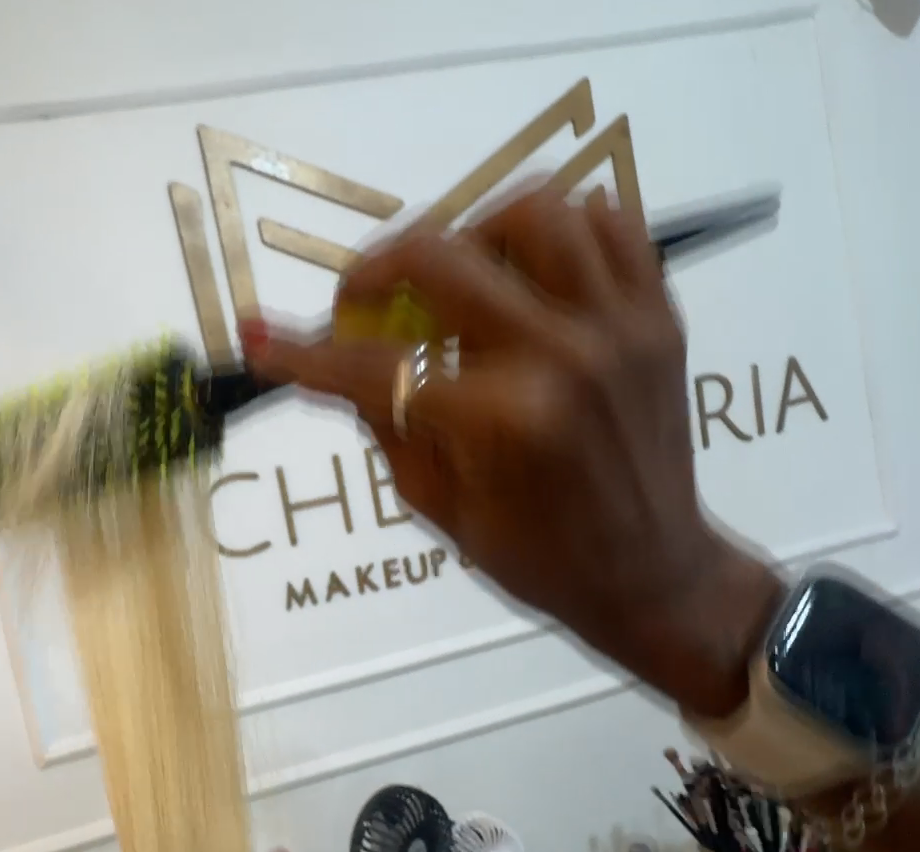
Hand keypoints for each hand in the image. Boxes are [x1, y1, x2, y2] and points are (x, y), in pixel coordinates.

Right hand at [245, 191, 782, 716]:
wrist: (652, 571)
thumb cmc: (536, 560)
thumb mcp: (439, 505)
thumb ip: (382, 424)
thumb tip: (322, 369)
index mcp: (503, 419)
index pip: (376, 366)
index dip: (305, 354)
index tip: (261, 339)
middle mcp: (564, 354)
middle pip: (443, 260)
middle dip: (375, 268)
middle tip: (358, 298)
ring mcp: (621, 323)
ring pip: (534, 212)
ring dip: (470, 231)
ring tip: (451, 274)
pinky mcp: (659, 313)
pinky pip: (609, 222)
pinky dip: (555, 229)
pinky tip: (523, 269)